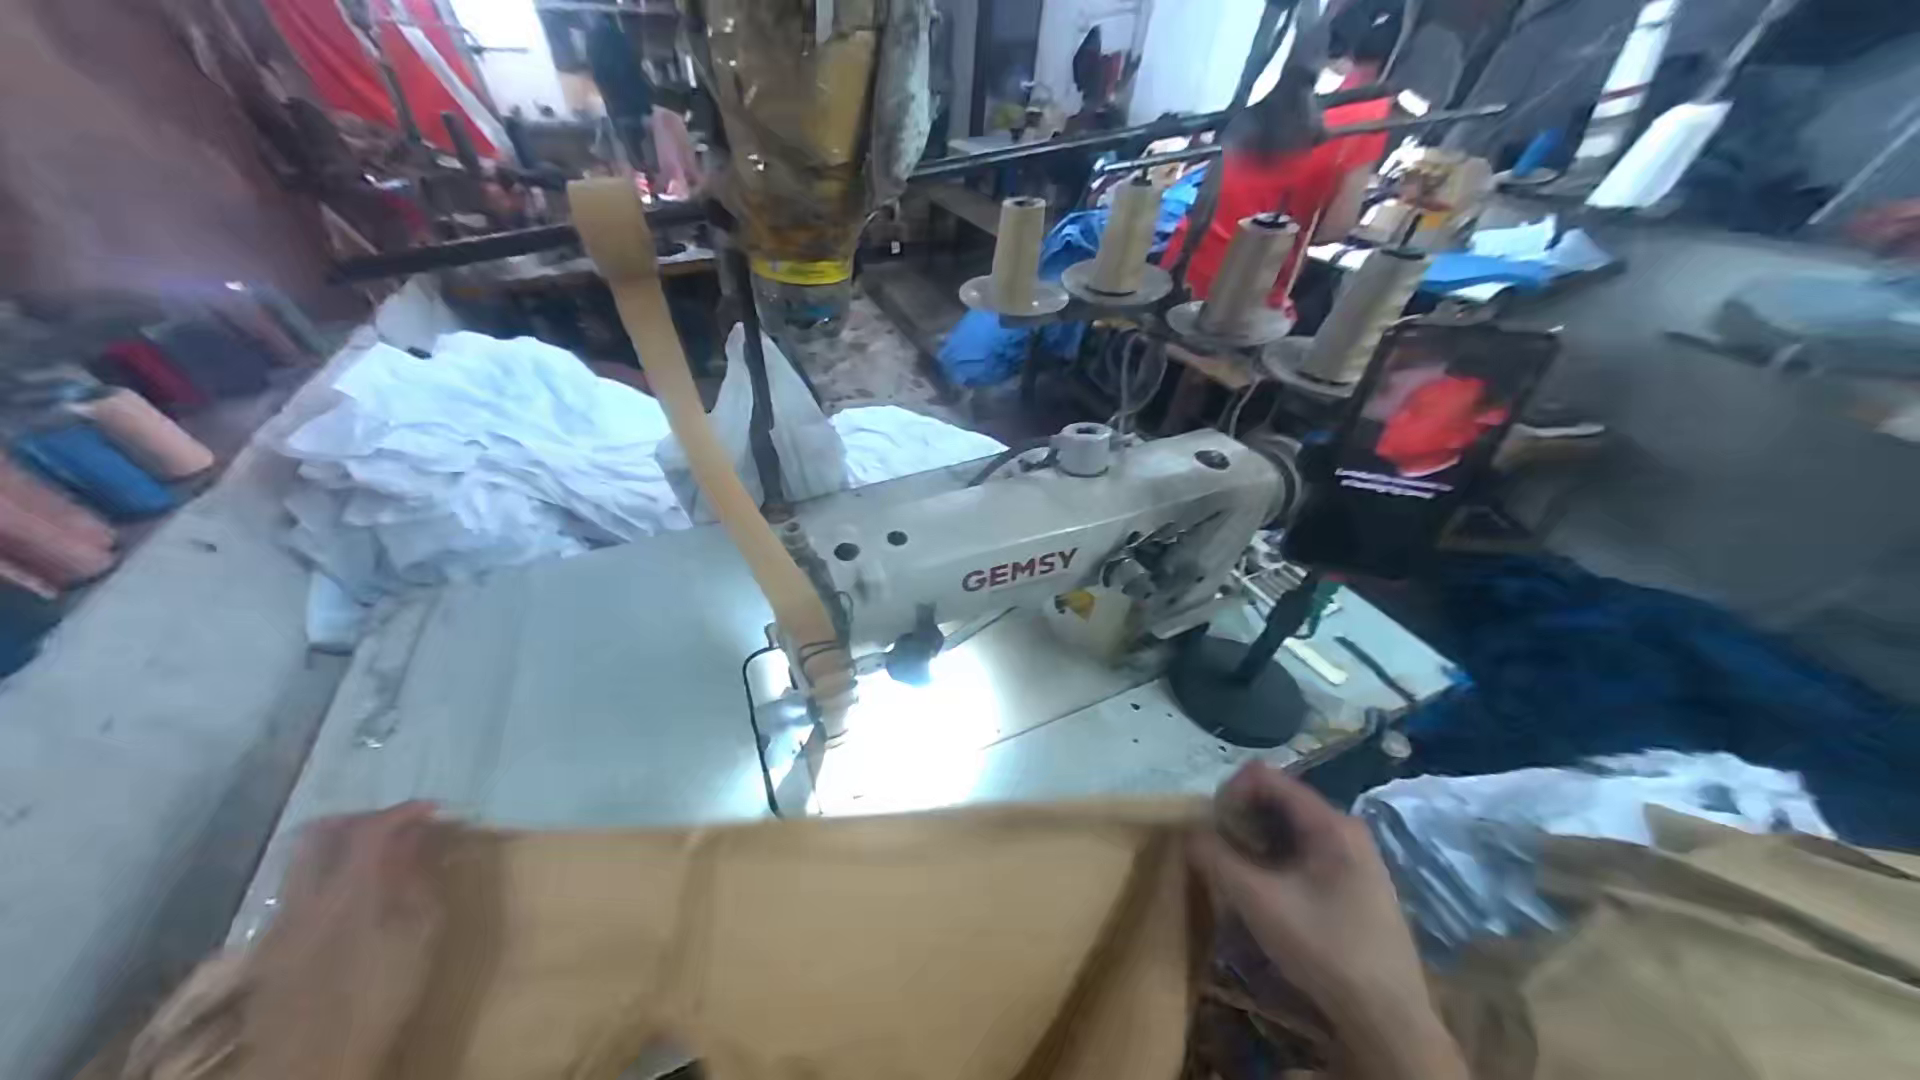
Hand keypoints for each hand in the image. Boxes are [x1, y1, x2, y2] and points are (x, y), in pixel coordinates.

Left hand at [241, 802, 442, 1079]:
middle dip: (359, 818)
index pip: (371, 828)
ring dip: (340, 847)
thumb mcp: (421, 931)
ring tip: (378, 858)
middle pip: (317, 834)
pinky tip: (355, 898)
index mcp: (348, 891)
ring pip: (301, 862)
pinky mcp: (269, 947)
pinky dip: (327, 877)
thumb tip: (422, 838)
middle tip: (396, 824)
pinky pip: (297, 891)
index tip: (434, 809)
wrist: (316, 1063)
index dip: (404, 810)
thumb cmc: (383, 992)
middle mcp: (305, 898)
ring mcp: (280, 922)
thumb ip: (418, 878)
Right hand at [1191, 764, 1462, 1079]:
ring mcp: (1354, 854)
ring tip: (1240, 874)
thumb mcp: (1258, 901)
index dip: (1229, 794)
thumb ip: (1216, 858)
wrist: (1389, 1021)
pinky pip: (1302, 847)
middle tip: (1221, 855)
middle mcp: (1344, 827)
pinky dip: (1274, 856)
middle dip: (1239, 819)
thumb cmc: (1325, 950)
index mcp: (1329, 822)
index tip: (1212, 829)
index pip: (1263, 776)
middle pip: (1275, 798)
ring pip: (1287, 825)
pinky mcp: (1354, 880)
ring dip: (1254, 840)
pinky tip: (1268, 890)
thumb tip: (1188, 830)